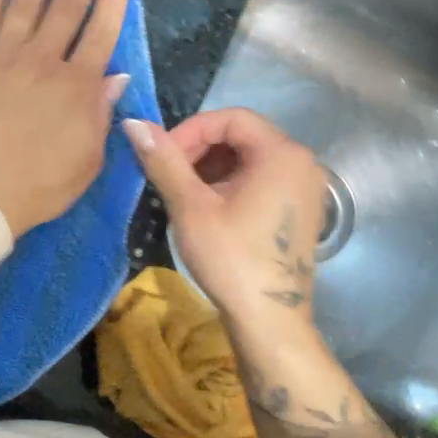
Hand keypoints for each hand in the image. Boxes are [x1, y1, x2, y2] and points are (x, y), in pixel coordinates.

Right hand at [123, 109, 326, 347]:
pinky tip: (207, 212)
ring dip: (211, 169)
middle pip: (242, 136)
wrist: (268, 318)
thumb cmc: (230, 258)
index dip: (189, 131)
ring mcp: (305, 188)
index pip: (230, 118)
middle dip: (199, 150)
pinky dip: (231, 185)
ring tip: (183, 196)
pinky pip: (262, 181)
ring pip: (250, 160)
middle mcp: (302, 163)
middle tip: (169, 178)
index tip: (162, 158)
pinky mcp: (299, 211)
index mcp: (283, 153)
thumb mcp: (190, 206)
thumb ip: (163, 160)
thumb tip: (133, 123)